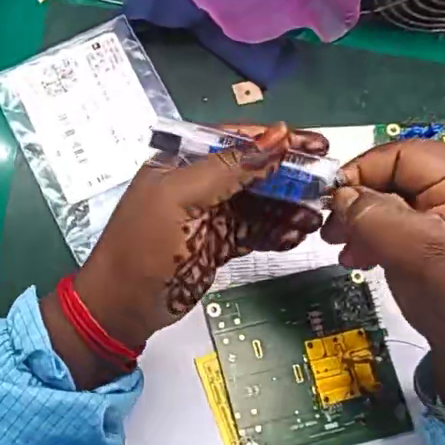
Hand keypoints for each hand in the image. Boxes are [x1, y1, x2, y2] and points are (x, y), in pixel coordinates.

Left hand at [45, 123, 325, 387]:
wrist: (120, 308)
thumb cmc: (139, 249)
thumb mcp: (179, 199)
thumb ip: (227, 168)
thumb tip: (276, 137)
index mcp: (179, 163)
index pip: (235, 142)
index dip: (275, 142)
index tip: (313, 146)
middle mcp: (195, 185)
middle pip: (252, 172)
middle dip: (288, 178)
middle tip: (324, 183)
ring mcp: (207, 216)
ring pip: (257, 204)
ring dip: (286, 208)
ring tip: (313, 216)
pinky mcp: (215, 245)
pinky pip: (252, 231)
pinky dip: (273, 232)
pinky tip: (293, 234)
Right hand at [321, 139, 444, 406]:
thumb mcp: (418, 253)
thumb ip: (374, 216)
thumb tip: (339, 195)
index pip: (404, 154)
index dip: (360, 173)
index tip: (329, 203)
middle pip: (396, 174)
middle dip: (359, 202)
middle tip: (333, 232)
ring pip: (391, 198)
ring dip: (362, 221)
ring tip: (347, 249)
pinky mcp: (441, 230)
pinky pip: (397, 219)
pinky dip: (374, 235)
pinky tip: (361, 255)